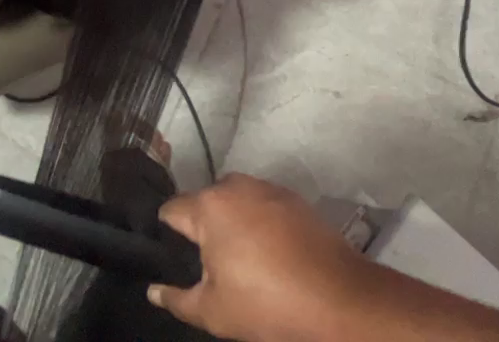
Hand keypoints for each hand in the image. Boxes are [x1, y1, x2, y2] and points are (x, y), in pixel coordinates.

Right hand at [147, 174, 377, 341]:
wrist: (345, 304)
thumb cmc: (271, 305)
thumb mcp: (216, 313)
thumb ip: (178, 300)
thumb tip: (153, 292)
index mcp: (208, 207)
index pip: (171, 211)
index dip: (167, 235)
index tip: (175, 260)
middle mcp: (234, 186)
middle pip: (204, 205)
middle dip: (204, 231)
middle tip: (214, 268)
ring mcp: (267, 189)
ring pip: (236, 204)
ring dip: (234, 225)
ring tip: (247, 264)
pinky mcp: (295, 200)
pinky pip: (264, 208)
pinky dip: (262, 226)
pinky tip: (275, 257)